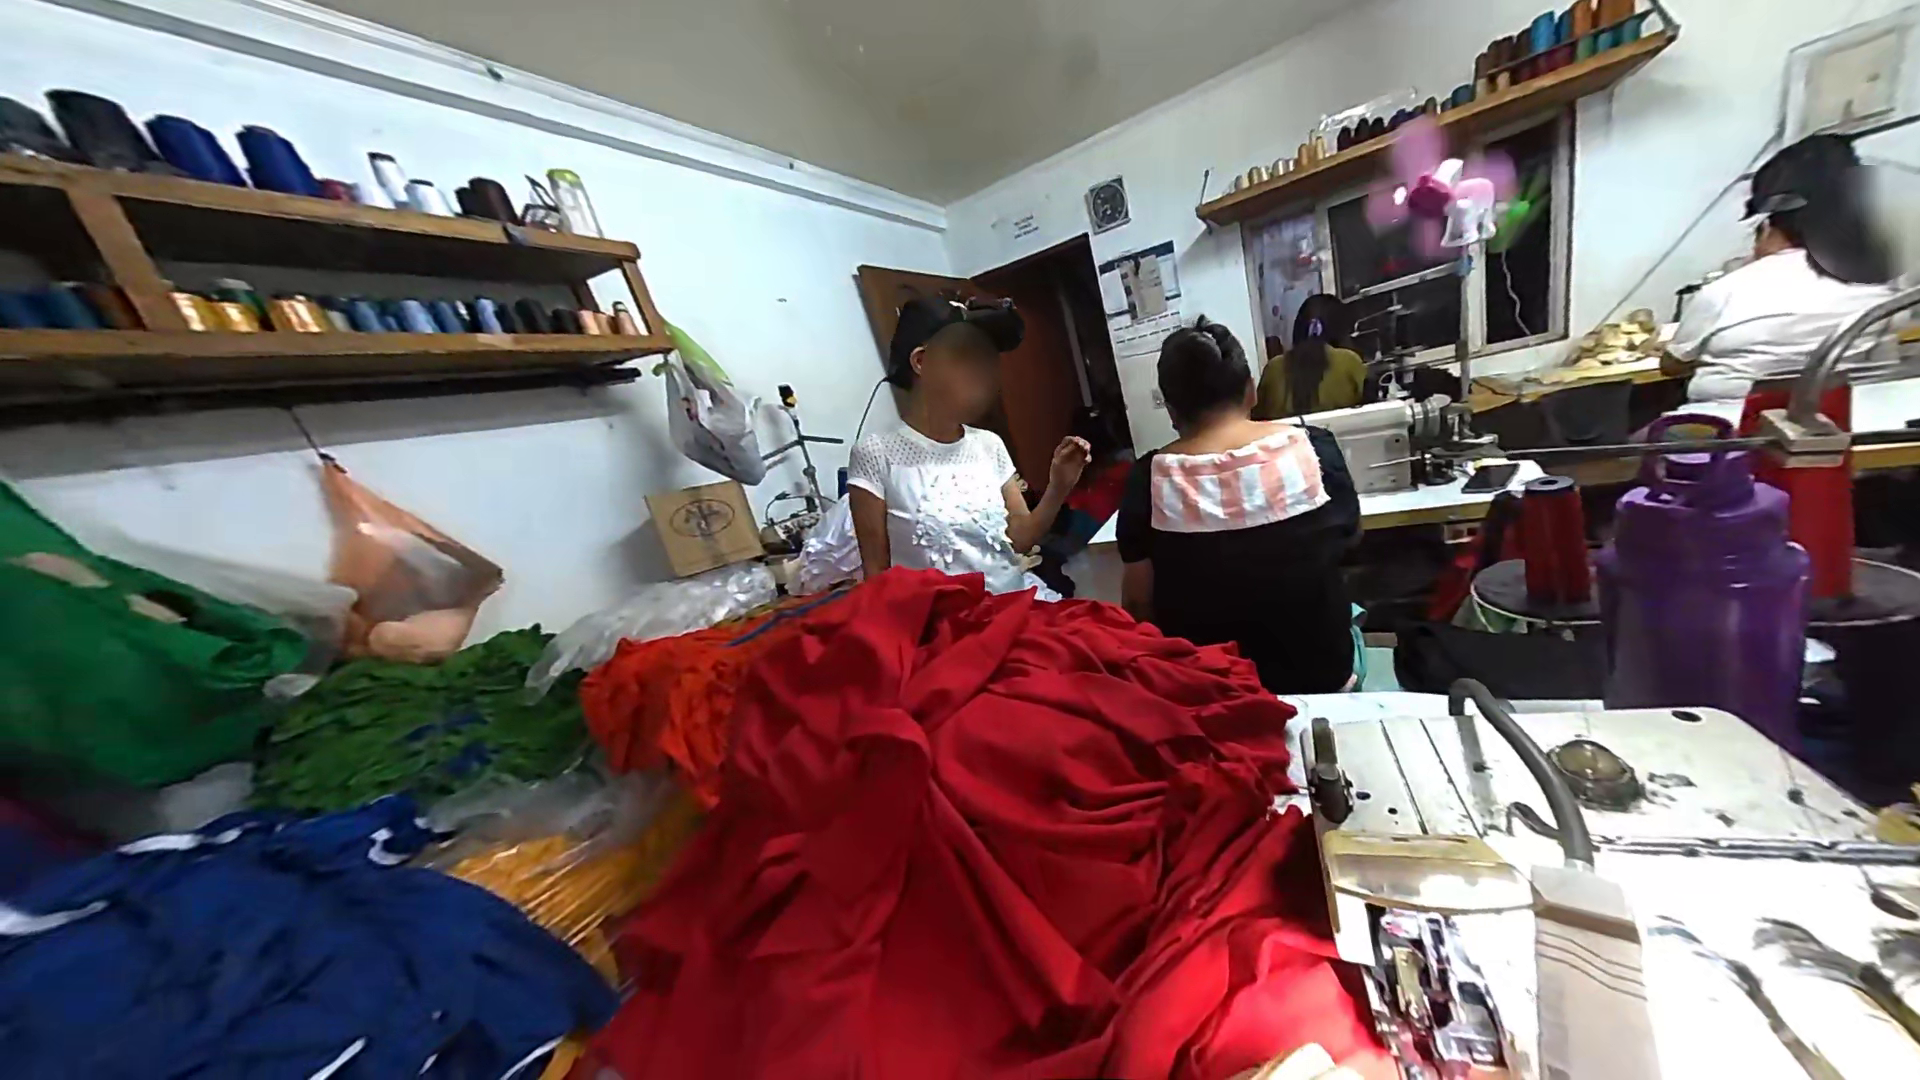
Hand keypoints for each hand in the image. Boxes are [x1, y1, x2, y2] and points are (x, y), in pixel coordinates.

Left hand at [1048, 436, 1091, 492]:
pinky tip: (1086, 461)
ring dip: (1086, 447)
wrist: (1060, 485)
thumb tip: (1066, 451)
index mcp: (1060, 450)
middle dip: (1082, 442)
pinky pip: (1086, 457)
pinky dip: (1088, 457)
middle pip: (1077, 442)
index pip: (1067, 440)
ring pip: (1083, 448)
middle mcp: (1068, 452)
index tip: (1077, 442)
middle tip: (1084, 445)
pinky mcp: (1080, 463)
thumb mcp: (1057, 464)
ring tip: (1086, 450)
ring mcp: (1074, 457)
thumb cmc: (1056, 475)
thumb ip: (1062, 456)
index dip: (1072, 439)